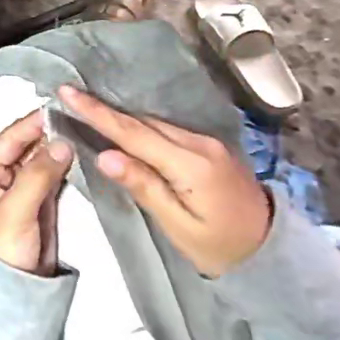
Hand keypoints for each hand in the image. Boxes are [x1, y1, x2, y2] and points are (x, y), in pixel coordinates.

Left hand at [0, 110, 73, 275]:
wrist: (13, 291)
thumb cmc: (3, 248)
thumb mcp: (16, 210)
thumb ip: (38, 175)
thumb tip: (62, 142)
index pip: (10, 136)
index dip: (34, 121)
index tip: (62, 106)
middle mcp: (1, 172)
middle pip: (28, 143)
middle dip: (51, 130)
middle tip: (81, 115)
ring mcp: (22, 184)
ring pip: (42, 155)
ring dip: (60, 145)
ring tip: (86, 128)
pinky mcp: (40, 197)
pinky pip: (53, 172)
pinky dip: (66, 162)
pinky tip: (82, 151)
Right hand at [57, 85, 271, 276]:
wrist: (271, 247)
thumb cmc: (221, 247)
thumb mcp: (178, 226)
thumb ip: (143, 187)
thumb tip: (105, 156)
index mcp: (191, 164)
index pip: (134, 133)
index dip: (97, 113)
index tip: (68, 92)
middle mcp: (199, 143)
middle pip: (143, 122)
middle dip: (104, 110)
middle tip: (68, 96)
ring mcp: (207, 141)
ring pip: (155, 122)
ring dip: (122, 116)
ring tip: (87, 107)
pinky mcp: (210, 145)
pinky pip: (167, 129)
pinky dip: (141, 126)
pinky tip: (124, 125)